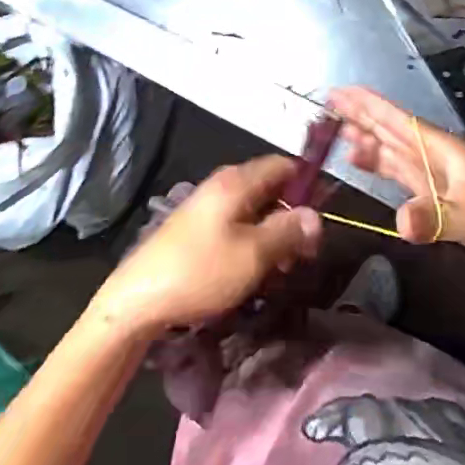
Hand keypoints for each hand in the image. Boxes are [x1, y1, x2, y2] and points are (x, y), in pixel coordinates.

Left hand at [89, 156, 322, 337]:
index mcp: (235, 182)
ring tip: (281, 270)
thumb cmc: (200, 271)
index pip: (282, 165)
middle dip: (292, 217)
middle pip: (270, 189)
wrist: (139, 299)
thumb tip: (316, 215)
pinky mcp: (196, 230)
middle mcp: (220, 186)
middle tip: (305, 254)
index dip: (307, 185)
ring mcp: (206, 208)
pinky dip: (252, 245)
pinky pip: (236, 227)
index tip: (325, 215)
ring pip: (254, 212)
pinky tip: (255, 273)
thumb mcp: (253, 254)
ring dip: (273, 236)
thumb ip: (288, 231)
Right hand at [329, 87, 464, 274]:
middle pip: (391, 130)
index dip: (369, 106)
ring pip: (393, 149)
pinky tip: (364, 160)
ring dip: (367, 138)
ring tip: (338, 130)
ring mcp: (435, 174)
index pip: (398, 121)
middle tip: (329, 103)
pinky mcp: (436, 193)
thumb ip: (435, 219)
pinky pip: (400, 171)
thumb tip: (399, 223)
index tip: (341, 92)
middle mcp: (434, 155)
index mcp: (442, 149)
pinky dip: (379, 163)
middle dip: (361, 115)